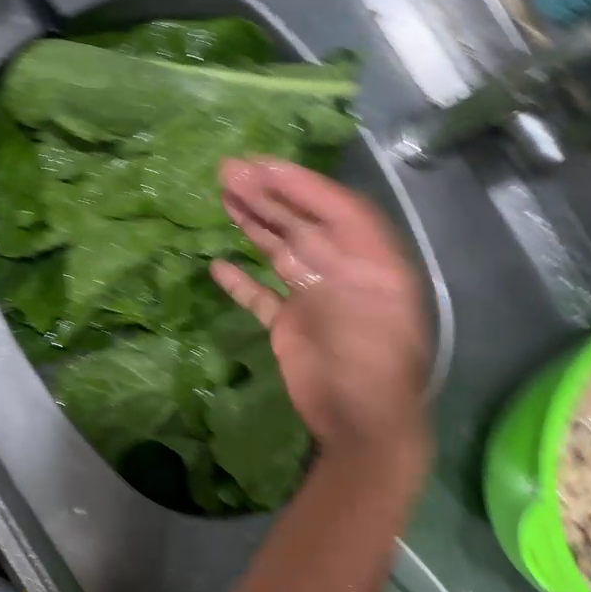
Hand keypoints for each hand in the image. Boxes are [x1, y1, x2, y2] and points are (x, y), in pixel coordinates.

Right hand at [211, 158, 430, 463]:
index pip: (336, 210)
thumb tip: (297, 236)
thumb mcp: (360, 312)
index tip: (261, 166)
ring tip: (224, 197)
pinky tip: (218, 264)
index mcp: (372, 263)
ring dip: (255, 224)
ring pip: (281, 252)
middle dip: (269, 195)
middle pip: (304, 223)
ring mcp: (316, 299)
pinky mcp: (292, 326)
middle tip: (228, 171)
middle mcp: (345, 272)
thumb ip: (331, 271)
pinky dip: (241, 280)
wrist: (362, 425)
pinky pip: (263, 296)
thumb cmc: (370, 371)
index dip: (300, 185)